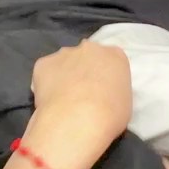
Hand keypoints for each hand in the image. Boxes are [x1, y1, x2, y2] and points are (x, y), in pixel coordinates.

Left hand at [23, 41, 132, 168]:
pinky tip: (50, 100)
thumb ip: (112, 89)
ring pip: (64, 62)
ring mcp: (64, 54)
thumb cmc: (109, 116)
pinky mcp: (43, 63)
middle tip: (81, 94)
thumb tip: (100, 93)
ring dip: (64, 75)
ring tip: (63, 100)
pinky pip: (45, 72)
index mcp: (115, 55)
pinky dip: (46, 83)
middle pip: (86, 57)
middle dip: (83, 71)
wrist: (77, 120)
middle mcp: (90, 49)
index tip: (101, 90)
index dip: (104, 76)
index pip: (111, 60)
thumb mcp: (125, 102)